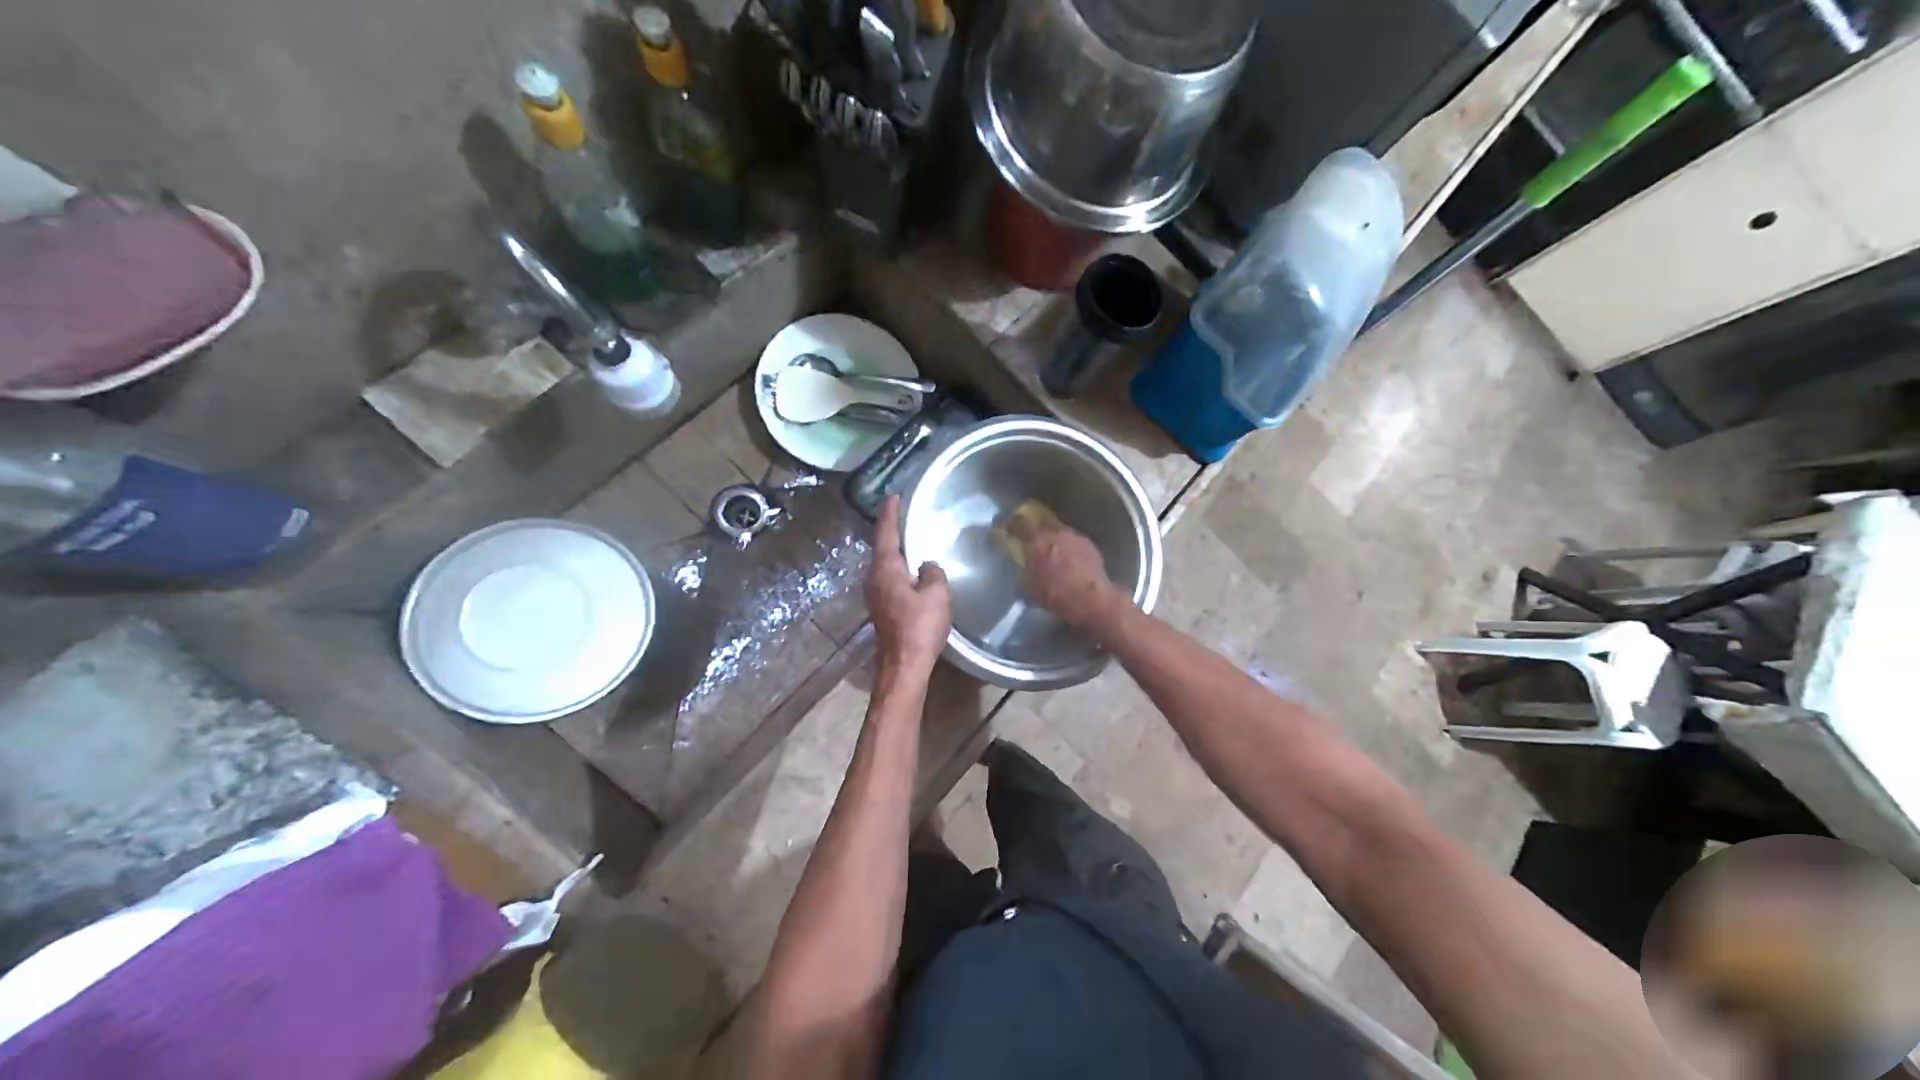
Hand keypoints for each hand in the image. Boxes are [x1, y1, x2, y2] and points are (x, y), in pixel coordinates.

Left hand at [867, 496, 951, 672]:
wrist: (904, 664)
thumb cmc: (920, 625)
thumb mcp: (936, 592)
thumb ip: (933, 572)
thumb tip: (927, 566)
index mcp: (885, 568)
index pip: (885, 533)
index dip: (889, 514)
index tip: (892, 497)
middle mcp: (874, 578)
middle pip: (881, 548)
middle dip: (890, 531)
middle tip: (903, 515)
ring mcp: (875, 595)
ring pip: (884, 565)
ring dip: (895, 551)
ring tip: (909, 540)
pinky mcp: (881, 609)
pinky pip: (889, 579)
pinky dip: (898, 569)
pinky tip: (910, 571)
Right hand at [1008, 511, 1123, 628]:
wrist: (1092, 599)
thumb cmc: (1056, 595)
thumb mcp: (1030, 587)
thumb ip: (1025, 571)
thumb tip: (1023, 567)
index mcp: (1036, 541)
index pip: (1020, 523)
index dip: (1013, 524)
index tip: (1009, 527)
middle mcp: (1055, 533)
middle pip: (1042, 523)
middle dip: (1036, 529)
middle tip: (1032, 538)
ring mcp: (1074, 536)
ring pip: (1059, 531)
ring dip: (1054, 538)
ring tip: (1052, 549)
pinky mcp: (1089, 544)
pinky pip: (1073, 540)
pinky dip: (1069, 547)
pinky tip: (1070, 558)